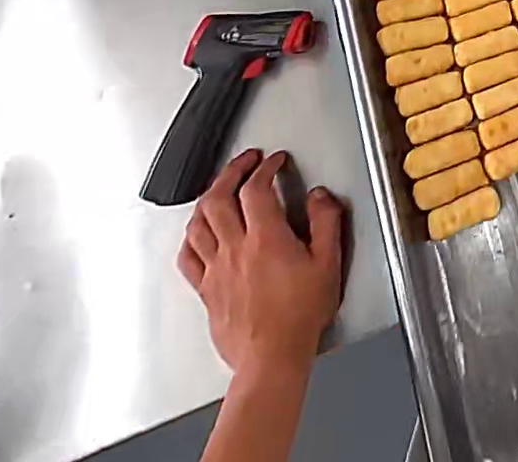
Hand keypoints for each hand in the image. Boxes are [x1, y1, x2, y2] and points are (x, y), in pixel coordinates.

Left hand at [177, 149, 343, 381]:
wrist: (272, 357)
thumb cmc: (301, 313)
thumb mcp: (329, 261)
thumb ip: (327, 222)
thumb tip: (319, 196)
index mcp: (266, 239)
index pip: (256, 189)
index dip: (265, 167)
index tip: (275, 161)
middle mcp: (235, 249)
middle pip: (218, 198)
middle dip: (231, 171)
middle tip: (246, 161)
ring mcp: (216, 269)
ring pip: (197, 223)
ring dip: (208, 197)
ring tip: (222, 187)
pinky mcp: (206, 289)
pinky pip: (188, 256)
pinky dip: (191, 235)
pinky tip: (200, 231)